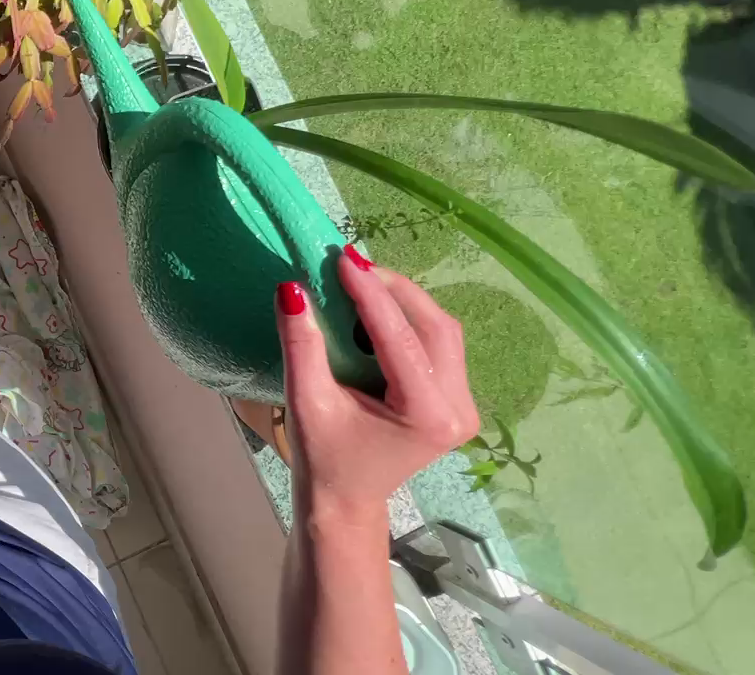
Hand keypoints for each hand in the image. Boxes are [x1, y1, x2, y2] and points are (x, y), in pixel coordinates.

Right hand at [276, 251, 478, 524]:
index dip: (371, 292)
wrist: (345, 496)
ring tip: (356, 277)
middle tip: (348, 262)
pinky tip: (371, 305)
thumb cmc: (322, 453)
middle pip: (435, 326)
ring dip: (401, 299)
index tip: (341, 257)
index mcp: (427, 413)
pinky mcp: (451, 396)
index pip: (401, 337)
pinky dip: (404, 316)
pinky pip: (434, 342)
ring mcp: (462, 402)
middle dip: (393, 288)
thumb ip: (300, 343)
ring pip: (440, 331)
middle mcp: (459, 406)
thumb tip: (292, 289)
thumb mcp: (305, 398)